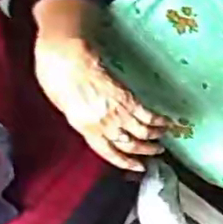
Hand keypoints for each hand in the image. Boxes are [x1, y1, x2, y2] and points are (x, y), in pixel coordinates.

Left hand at [33, 32, 168, 170]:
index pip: (109, 153)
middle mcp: (104, 123)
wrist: (64, 57)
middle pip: (131, 144)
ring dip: (156, 136)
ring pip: (144, 133)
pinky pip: (149, 116)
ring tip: (162, 136)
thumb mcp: (63, 105)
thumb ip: (82, 119)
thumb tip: (94, 125)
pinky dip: (160, 121)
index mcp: (85, 127)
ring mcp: (118, 111)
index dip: (125, 162)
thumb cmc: (55, 76)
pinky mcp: (129, 98)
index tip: (138, 166)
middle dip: (146, 150)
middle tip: (156, 150)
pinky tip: (167, 122)